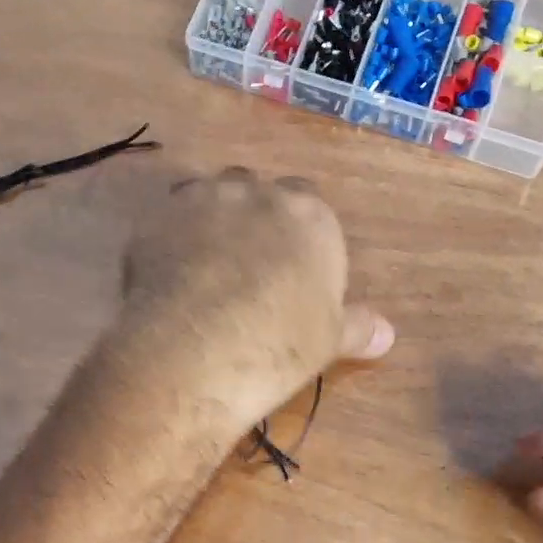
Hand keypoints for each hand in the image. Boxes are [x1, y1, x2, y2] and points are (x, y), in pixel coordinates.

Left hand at [104, 167, 392, 438]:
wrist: (195, 351)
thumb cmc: (278, 346)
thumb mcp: (329, 341)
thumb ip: (357, 328)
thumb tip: (387, 334)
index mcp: (311, 215)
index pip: (311, 208)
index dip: (298, 239)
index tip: (290, 274)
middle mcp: (258, 192)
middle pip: (257, 193)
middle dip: (252, 222)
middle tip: (245, 270)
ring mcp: (202, 199)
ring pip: (209, 196)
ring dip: (209, 222)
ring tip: (203, 270)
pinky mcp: (155, 220)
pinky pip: (165, 223)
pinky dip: (167, 242)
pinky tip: (165, 278)